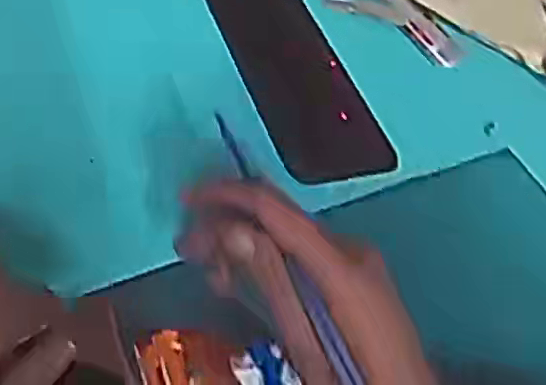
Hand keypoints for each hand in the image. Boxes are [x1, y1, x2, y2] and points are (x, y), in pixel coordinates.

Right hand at [179, 179, 436, 384]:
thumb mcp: (309, 350)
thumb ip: (273, 285)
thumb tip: (231, 229)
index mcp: (343, 267)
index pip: (271, 206)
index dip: (224, 194)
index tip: (188, 198)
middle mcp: (352, 251)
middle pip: (274, 215)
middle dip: (226, 222)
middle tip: (189, 245)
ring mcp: (357, 262)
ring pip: (282, 231)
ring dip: (242, 241)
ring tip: (213, 270)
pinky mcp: (355, 276)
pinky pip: (299, 249)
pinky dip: (267, 256)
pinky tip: (245, 278)